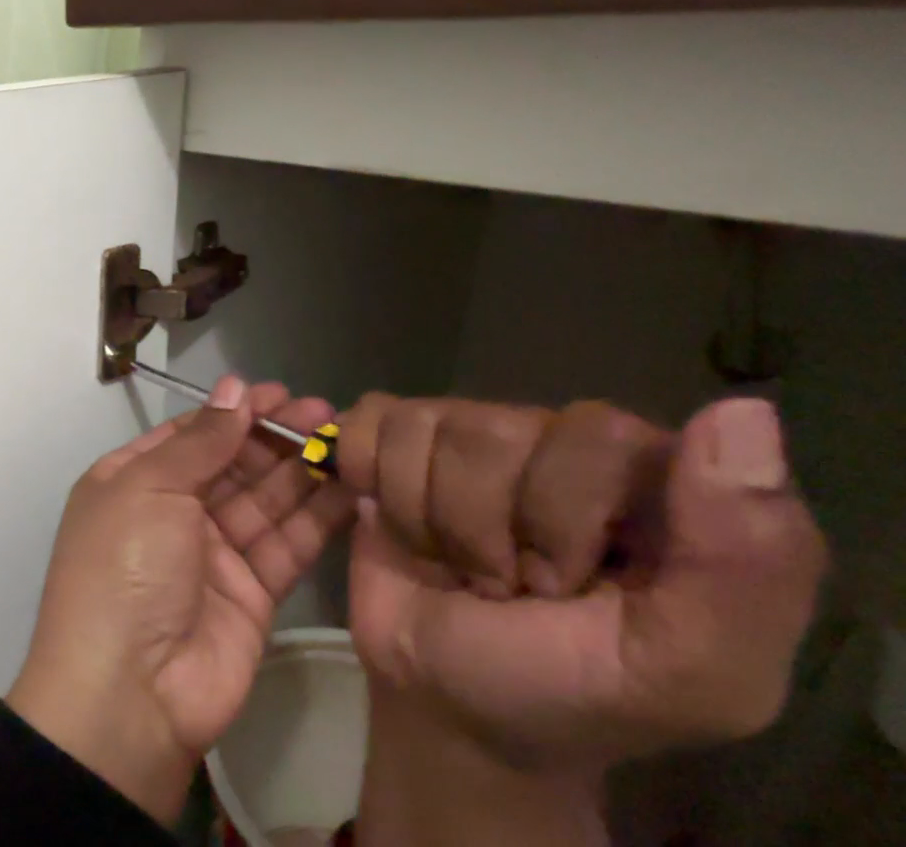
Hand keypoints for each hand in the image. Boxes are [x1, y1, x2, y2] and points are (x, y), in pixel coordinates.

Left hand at [7, 377, 350, 822]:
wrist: (130, 690)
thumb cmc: (123, 570)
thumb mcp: (148, 490)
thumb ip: (198, 442)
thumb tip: (233, 388)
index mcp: (130, 483)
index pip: (189, 436)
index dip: (232, 413)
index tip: (279, 392)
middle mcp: (171, 514)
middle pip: (231, 465)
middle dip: (274, 438)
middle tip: (327, 413)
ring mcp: (213, 555)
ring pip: (265, 501)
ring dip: (303, 471)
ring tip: (349, 441)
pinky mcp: (254, 593)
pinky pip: (289, 545)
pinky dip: (319, 518)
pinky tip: (354, 489)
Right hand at [341, 395, 827, 772]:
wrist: (446, 705)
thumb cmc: (570, 693)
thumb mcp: (694, 672)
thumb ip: (745, 562)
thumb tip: (742, 411)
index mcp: (653, 479)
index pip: (597, 433)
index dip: (558, 515)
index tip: (559, 590)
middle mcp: (561, 440)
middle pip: (495, 428)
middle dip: (482, 527)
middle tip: (501, 585)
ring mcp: (471, 434)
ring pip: (426, 428)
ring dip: (425, 520)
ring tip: (452, 565)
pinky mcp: (395, 441)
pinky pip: (370, 424)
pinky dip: (373, 486)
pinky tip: (400, 528)